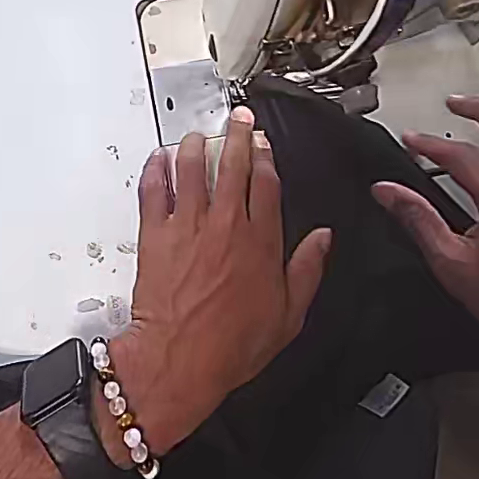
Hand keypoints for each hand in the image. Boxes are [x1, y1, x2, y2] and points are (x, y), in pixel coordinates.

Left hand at [106, 106, 331, 456]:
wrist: (180, 360)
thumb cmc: (231, 344)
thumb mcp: (288, 315)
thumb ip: (307, 270)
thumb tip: (323, 239)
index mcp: (260, 241)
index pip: (266, 184)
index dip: (266, 157)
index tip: (264, 142)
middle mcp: (225, 225)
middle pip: (232, 166)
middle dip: (237, 136)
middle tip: (238, 118)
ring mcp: (188, 226)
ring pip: (192, 170)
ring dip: (196, 146)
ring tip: (197, 134)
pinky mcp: (156, 234)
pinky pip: (154, 191)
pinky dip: (156, 170)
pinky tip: (159, 158)